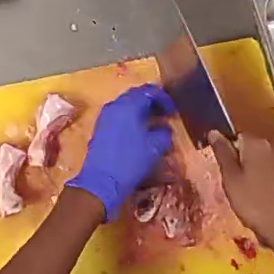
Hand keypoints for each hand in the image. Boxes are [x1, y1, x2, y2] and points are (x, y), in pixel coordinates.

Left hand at [67, 84, 175, 219]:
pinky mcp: (100, 130)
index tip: (173, 111)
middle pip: (136, 97)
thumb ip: (163, 133)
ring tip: (154, 126)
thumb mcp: (155, 147)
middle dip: (152, 104)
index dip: (164, 99)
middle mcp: (114, 107)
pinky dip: (131, 121)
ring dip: (141, 113)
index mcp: (128, 105)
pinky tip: (140, 135)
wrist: (101, 182)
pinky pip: (119, 118)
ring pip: (126, 108)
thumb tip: (164, 129)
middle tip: (165, 115)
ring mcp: (104, 118)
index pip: (149, 91)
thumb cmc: (130, 161)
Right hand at [209, 132, 273, 258]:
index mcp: (256, 143)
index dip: (225, 153)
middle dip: (238, 162)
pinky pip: (268, 170)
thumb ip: (222, 153)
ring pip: (258, 160)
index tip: (223, 170)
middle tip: (232, 184)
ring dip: (249, 172)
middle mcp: (273, 146)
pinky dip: (261, 180)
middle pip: (247, 147)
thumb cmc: (255, 204)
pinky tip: (258, 197)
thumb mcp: (231, 179)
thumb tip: (214, 133)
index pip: (234, 136)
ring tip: (245, 193)